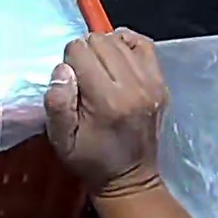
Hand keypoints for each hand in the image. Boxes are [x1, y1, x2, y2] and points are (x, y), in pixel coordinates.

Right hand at [44, 29, 167, 199]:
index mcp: (107, 101)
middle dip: (86, 52)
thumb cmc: (91, 158)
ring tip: (101, 70)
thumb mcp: (62, 140)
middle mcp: (133, 86)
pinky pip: (142, 43)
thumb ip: (57, 104)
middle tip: (84, 76)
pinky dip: (126, 44)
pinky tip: (118, 58)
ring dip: (105, 48)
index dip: (69, 61)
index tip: (71, 81)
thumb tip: (62, 68)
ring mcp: (151, 82)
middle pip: (99, 40)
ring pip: (118, 39)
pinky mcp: (161, 82)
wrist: (131, 178)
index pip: (79, 50)